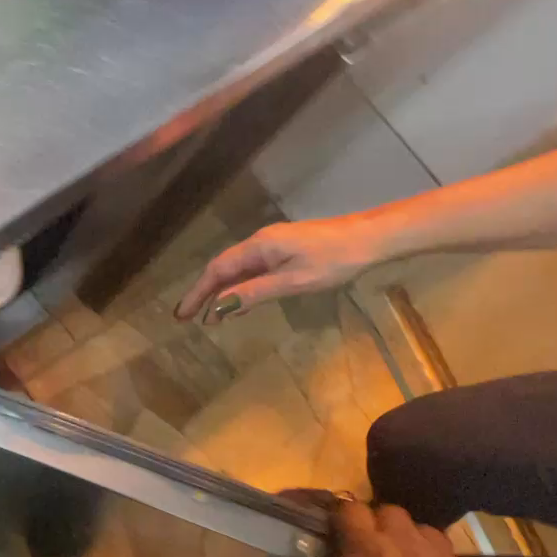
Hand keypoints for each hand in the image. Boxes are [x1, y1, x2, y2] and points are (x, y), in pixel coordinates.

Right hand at [174, 216, 391, 322]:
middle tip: (188, 318)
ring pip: (236, 270)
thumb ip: (253, 293)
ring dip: (220, 292)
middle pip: (222, 268)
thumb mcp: (293, 281)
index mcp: (258, 247)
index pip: (216, 271)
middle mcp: (260, 243)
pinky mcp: (285, 250)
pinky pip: (251, 270)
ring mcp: (273, 245)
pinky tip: (239, 304)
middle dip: (203, 293)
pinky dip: (239, 287)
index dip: (197, 293)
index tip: (182, 315)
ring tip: (210, 316)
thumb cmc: (335, 260)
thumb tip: (218, 308)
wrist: (375, 238)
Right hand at [271, 502, 481, 556]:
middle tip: (364, 548)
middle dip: (374, 523)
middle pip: (388, 512)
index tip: (331, 533)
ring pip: (420, 529)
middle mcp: (404, 540)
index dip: (339, 517)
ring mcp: (439, 555)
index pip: (348, 508)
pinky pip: (443, 554)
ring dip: (406, 538)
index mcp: (364, 544)